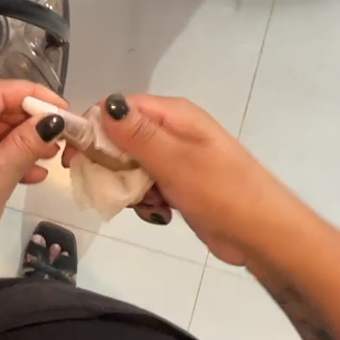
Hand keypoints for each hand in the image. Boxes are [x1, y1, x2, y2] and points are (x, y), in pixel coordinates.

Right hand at [96, 93, 295, 265]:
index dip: (93, 129)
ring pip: (129, 165)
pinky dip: (144, 200)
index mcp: (173, 116)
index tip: (75, 157)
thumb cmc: (222, 192)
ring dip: (126, 186)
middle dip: (108, 163)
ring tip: (144, 204)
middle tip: (101, 187)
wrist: (264, 235)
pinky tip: (158, 213)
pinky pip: (145, 185)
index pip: (119, 108)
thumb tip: (104, 104)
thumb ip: (137, 134)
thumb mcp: (175, 161)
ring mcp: (175, 158)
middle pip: (120, 137)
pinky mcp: (177, 184)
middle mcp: (172, 131)